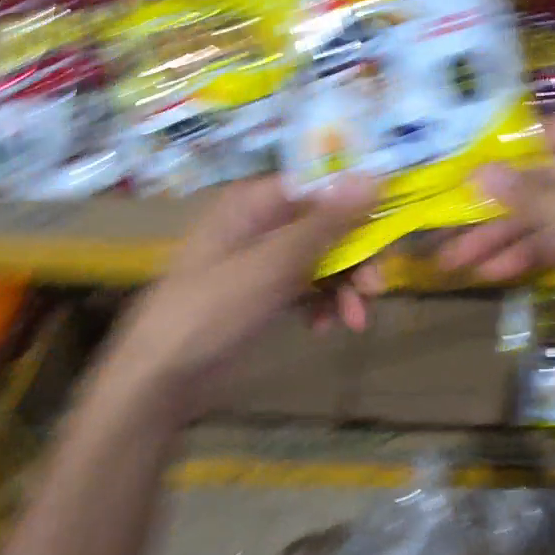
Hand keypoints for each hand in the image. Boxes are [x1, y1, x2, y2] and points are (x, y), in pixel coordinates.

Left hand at [101, 175, 378, 422]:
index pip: (320, 186)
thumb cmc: (213, 309)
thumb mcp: (274, 264)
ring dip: (343, 287)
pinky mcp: (262, 295)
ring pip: (320, 261)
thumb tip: (373, 175)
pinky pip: (305, 288)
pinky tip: (323, 328)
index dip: (358, 203)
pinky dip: (320, 305)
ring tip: (356, 321)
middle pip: (325, 226)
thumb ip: (325, 223)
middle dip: (354, 257)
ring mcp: (260, 261)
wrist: (161, 378)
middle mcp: (259, 224)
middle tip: (377, 288)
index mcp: (254, 203)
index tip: (393, 226)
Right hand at [437, 115, 554, 349]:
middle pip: (529, 182)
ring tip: (452, 261)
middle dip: (487, 206)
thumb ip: (529, 194)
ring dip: (496, 239)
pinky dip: (521, 258)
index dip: (494, 145)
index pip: (537, 133)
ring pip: (534, 220)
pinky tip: (489, 272)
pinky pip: (548, 248)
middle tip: (438, 224)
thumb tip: (476, 171)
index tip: (448, 160)